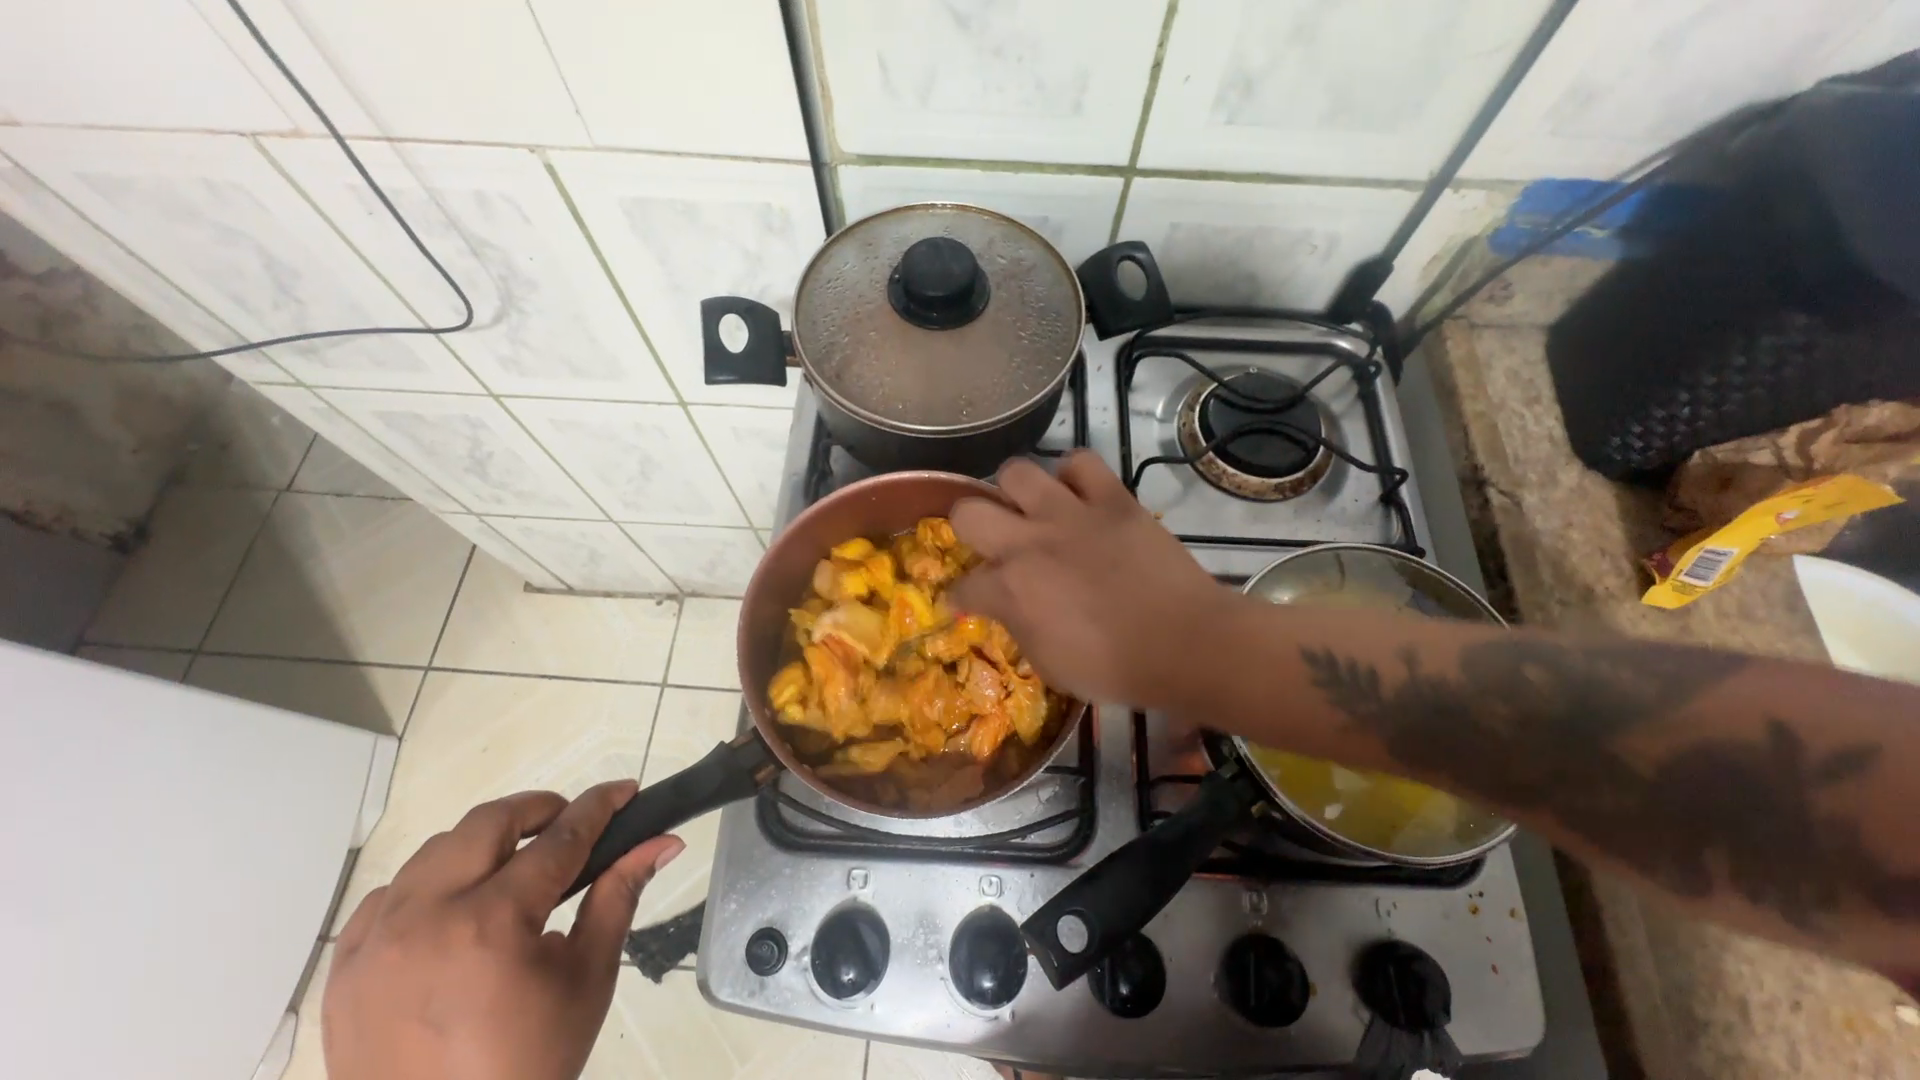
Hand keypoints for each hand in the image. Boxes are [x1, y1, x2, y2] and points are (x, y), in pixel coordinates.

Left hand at [322, 782, 684, 1079]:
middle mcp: (426, 915)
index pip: (559, 839)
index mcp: (493, 922)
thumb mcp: (588, 977)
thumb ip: (619, 896)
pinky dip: (427, 886)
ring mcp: (375, 941)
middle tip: (569, 824)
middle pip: (487, 824)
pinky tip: (454, 910)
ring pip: (434, 852)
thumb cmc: (530, 1063)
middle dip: (537, 810)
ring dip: (482, 845)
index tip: (624, 790)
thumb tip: (661, 842)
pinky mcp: (344, 968)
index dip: (597, 807)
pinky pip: (386, 897)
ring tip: (514, 868)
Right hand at [950, 452, 1234, 708]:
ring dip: (1016, 493)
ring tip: (1034, 510)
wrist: (1186, 643)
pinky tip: (1079, 495)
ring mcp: (1071, 514)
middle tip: (993, 544)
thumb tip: (1010, 609)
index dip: (962, 598)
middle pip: (969, 511)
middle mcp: (1030, 543)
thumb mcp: (1051, 666)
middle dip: (970, 528)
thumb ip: (1021, 628)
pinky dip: (1074, 475)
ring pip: (1016, 472)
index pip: (964, 587)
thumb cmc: (1117, 669)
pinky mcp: (1113, 498)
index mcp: (1012, 590)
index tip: (968, 602)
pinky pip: (1081, 462)